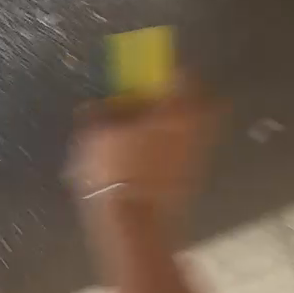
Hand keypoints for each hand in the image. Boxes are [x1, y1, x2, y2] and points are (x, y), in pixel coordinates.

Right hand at [67, 78, 222, 227]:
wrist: (133, 218)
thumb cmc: (113, 168)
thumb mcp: (93, 134)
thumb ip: (98, 113)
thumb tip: (99, 104)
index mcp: (176, 109)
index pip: (182, 76)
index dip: (163, 74)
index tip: (145, 79)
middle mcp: (196, 126)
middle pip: (196, 102)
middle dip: (176, 102)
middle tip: (150, 106)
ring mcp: (199, 152)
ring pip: (192, 127)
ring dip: (174, 125)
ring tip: (143, 133)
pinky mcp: (194, 174)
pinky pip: (185, 149)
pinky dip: (170, 147)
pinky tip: (144, 158)